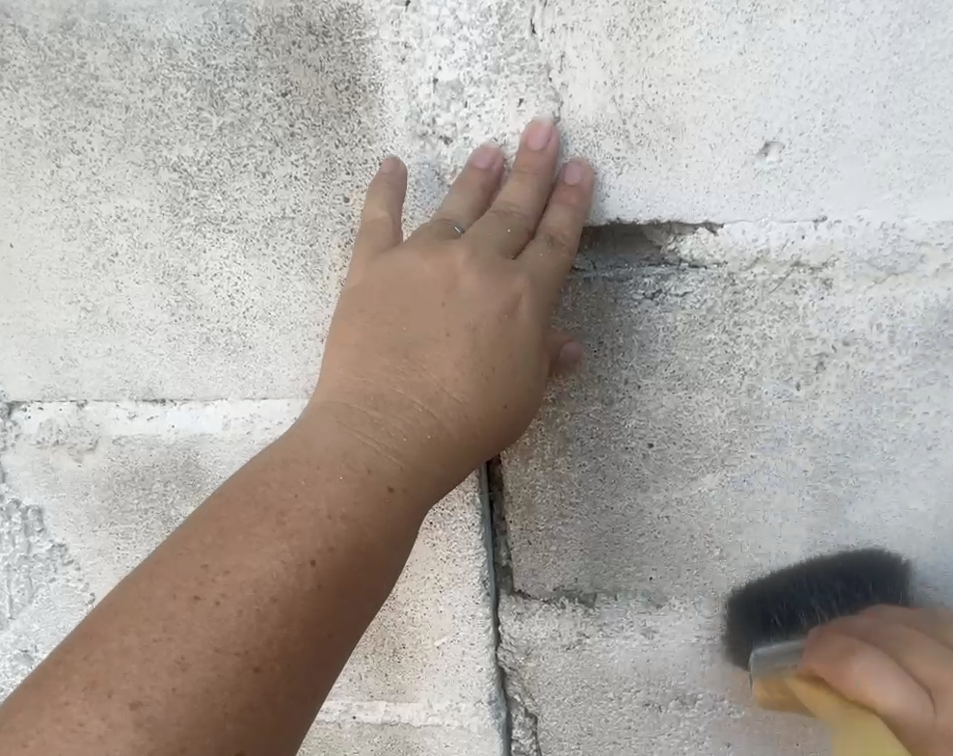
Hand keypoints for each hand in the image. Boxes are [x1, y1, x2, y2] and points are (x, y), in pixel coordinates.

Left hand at [304, 118, 594, 501]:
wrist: (389, 431)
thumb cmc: (466, 425)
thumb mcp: (522, 399)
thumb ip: (545, 362)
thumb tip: (570, 345)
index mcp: (524, 298)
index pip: (555, 240)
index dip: (570, 202)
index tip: (579, 167)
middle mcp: (479, 265)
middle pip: (513, 209)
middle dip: (533, 167)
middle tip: (544, 127)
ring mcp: (423, 259)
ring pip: (457, 206)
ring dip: (476, 176)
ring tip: (490, 148)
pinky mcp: (373, 267)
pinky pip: (379, 217)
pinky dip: (386, 189)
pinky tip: (392, 164)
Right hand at [800, 608, 952, 755]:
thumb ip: (876, 734)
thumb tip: (822, 691)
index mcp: (945, 728)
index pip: (856, 664)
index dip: (817, 654)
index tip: (802, 664)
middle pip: (880, 627)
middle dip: (839, 634)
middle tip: (824, 651)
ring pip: (917, 614)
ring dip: (880, 627)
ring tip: (869, 647)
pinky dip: (930, 632)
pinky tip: (932, 654)